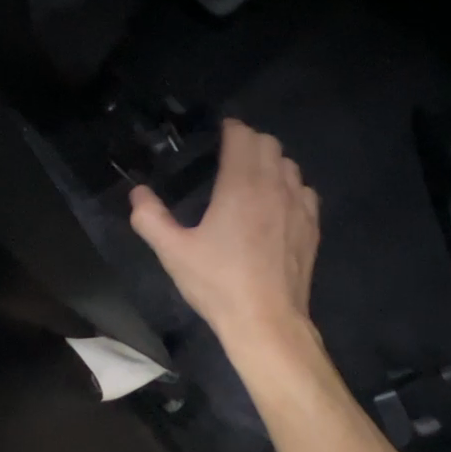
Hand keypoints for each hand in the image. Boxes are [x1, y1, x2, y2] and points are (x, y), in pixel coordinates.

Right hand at [129, 119, 320, 342]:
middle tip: (229, 159)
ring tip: (252, 181)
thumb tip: (138, 194)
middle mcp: (274, 185)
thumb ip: (151, 219)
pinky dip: (290, 188)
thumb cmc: (218, 284)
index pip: (242, 135)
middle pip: (269, 143)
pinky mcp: (312, 227)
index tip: (216, 138)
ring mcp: (299, 206)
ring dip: (271, 164)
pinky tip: (277, 207)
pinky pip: (304, 191)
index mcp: (241, 184)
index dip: (228, 130)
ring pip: (289, 165)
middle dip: (249, 143)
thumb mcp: (174, 253)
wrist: (266, 321)